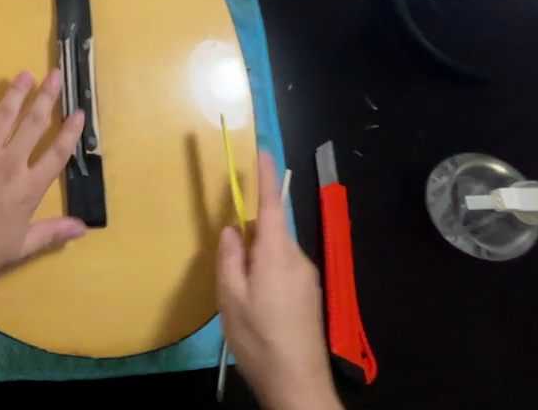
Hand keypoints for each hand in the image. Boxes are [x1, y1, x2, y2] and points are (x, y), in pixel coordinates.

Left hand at [0, 70, 86, 291]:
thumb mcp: (23, 247)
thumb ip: (53, 232)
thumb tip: (83, 228)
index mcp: (29, 188)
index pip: (57, 153)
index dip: (69, 131)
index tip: (78, 112)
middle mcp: (10, 163)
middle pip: (34, 124)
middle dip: (46, 97)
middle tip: (54, 75)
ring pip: (4, 115)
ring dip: (16, 92)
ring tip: (25, 74)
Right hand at [218, 151, 341, 409]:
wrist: (299, 387)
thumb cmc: (259, 339)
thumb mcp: (230, 297)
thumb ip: (229, 257)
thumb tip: (232, 230)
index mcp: (276, 253)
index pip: (272, 204)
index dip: (266, 177)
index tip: (263, 151)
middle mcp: (297, 258)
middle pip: (271, 230)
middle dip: (250, 233)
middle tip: (229, 259)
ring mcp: (307, 278)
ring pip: (276, 252)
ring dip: (257, 257)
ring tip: (240, 291)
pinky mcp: (309, 296)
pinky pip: (283, 269)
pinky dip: (266, 272)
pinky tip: (256, 303)